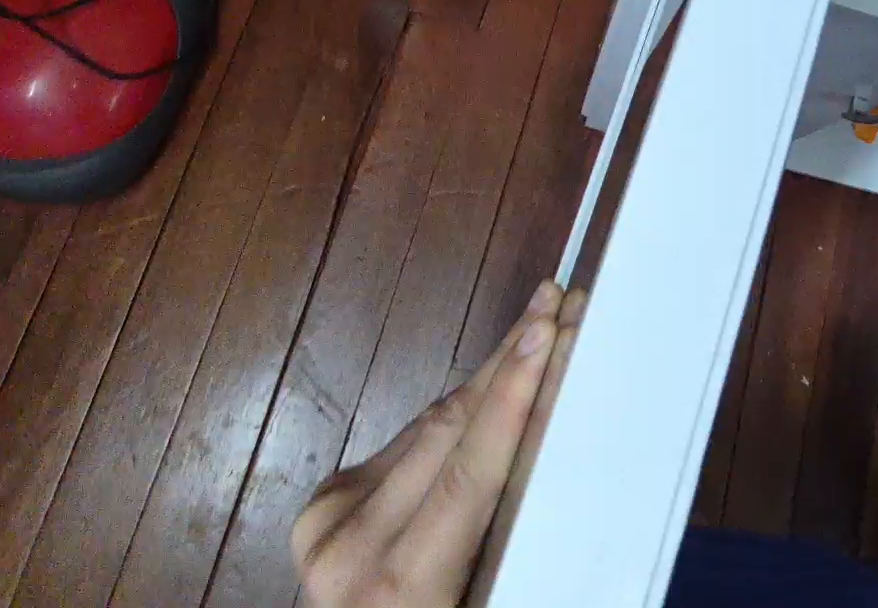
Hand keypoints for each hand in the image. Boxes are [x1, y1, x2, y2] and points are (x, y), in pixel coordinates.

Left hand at [291, 282, 585, 606]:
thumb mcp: (487, 596)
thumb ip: (506, 529)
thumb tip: (544, 432)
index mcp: (397, 588)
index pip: (469, 472)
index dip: (511, 394)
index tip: (546, 328)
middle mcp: (349, 547)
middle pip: (450, 428)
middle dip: (512, 359)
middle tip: (553, 300)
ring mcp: (328, 519)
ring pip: (434, 423)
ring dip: (492, 373)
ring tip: (536, 325)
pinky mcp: (324, 502)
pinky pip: (413, 440)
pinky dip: (461, 410)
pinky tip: (498, 375)